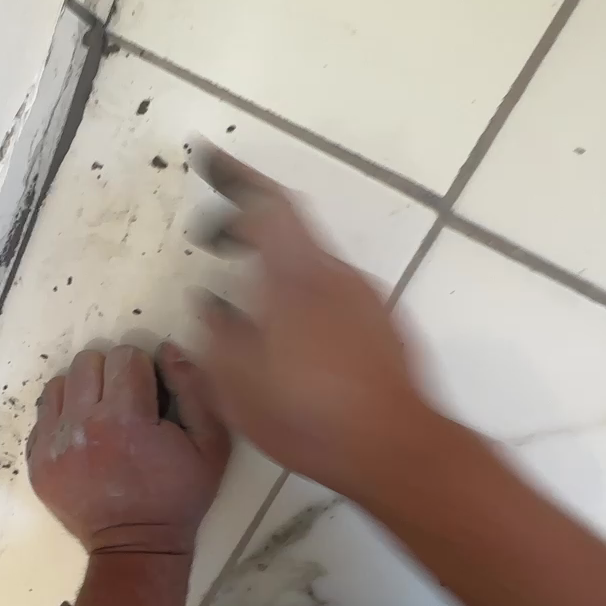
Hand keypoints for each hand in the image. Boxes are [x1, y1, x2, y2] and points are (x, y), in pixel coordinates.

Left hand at [28, 343, 231, 555]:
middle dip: (109, 375)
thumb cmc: (178, 497)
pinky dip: (62, 418)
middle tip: (124, 403)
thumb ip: (193, 389)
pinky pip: (42, 415)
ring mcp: (53, 443)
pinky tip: (82, 438)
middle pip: (88, 362)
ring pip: (59, 383)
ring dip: (81, 391)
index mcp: (126, 417)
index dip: (142, 370)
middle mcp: (82, 423)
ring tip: (99, 416)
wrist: (135, 547)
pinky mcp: (36, 460)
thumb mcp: (210, 445)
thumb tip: (166, 349)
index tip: (150, 395)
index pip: (125, 355)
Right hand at [193, 146, 454, 498]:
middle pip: (290, 225)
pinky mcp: (382, 322)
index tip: (207, 157)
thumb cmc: (309, 418)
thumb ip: (217, 333)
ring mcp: (364, 297)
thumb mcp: (239, 385)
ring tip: (244, 287)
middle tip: (214, 238)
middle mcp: (336, 275)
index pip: (267, 204)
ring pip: (311, 258)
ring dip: (274, 258)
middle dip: (247, 220)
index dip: (235, 174)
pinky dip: (300, 285)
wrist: (397, 449)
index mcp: (296, 280)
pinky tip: (287, 327)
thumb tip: (208, 300)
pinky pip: (331, 286)